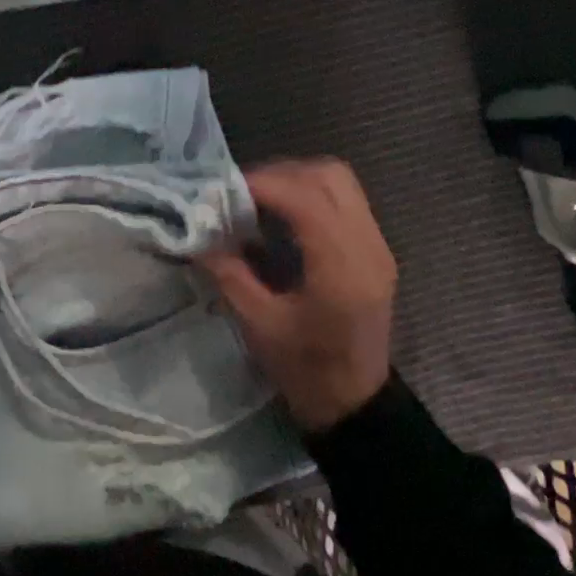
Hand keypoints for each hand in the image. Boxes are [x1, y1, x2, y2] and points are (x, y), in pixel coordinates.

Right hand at [201, 159, 397, 433]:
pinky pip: (344, 201)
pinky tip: (279, 217)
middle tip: (239, 194)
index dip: (262, 184)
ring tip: (257, 201)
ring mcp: (377, 246)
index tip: (221, 191)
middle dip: (279, 174)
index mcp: (341, 268)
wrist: (353, 401)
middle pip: (330, 176)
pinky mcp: (374, 250)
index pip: (306, 199)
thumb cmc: (304, 368)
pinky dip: (309, 195)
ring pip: (340, 183)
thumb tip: (198, 234)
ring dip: (296, 180)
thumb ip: (229, 273)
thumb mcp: (257, 324)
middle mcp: (368, 247)